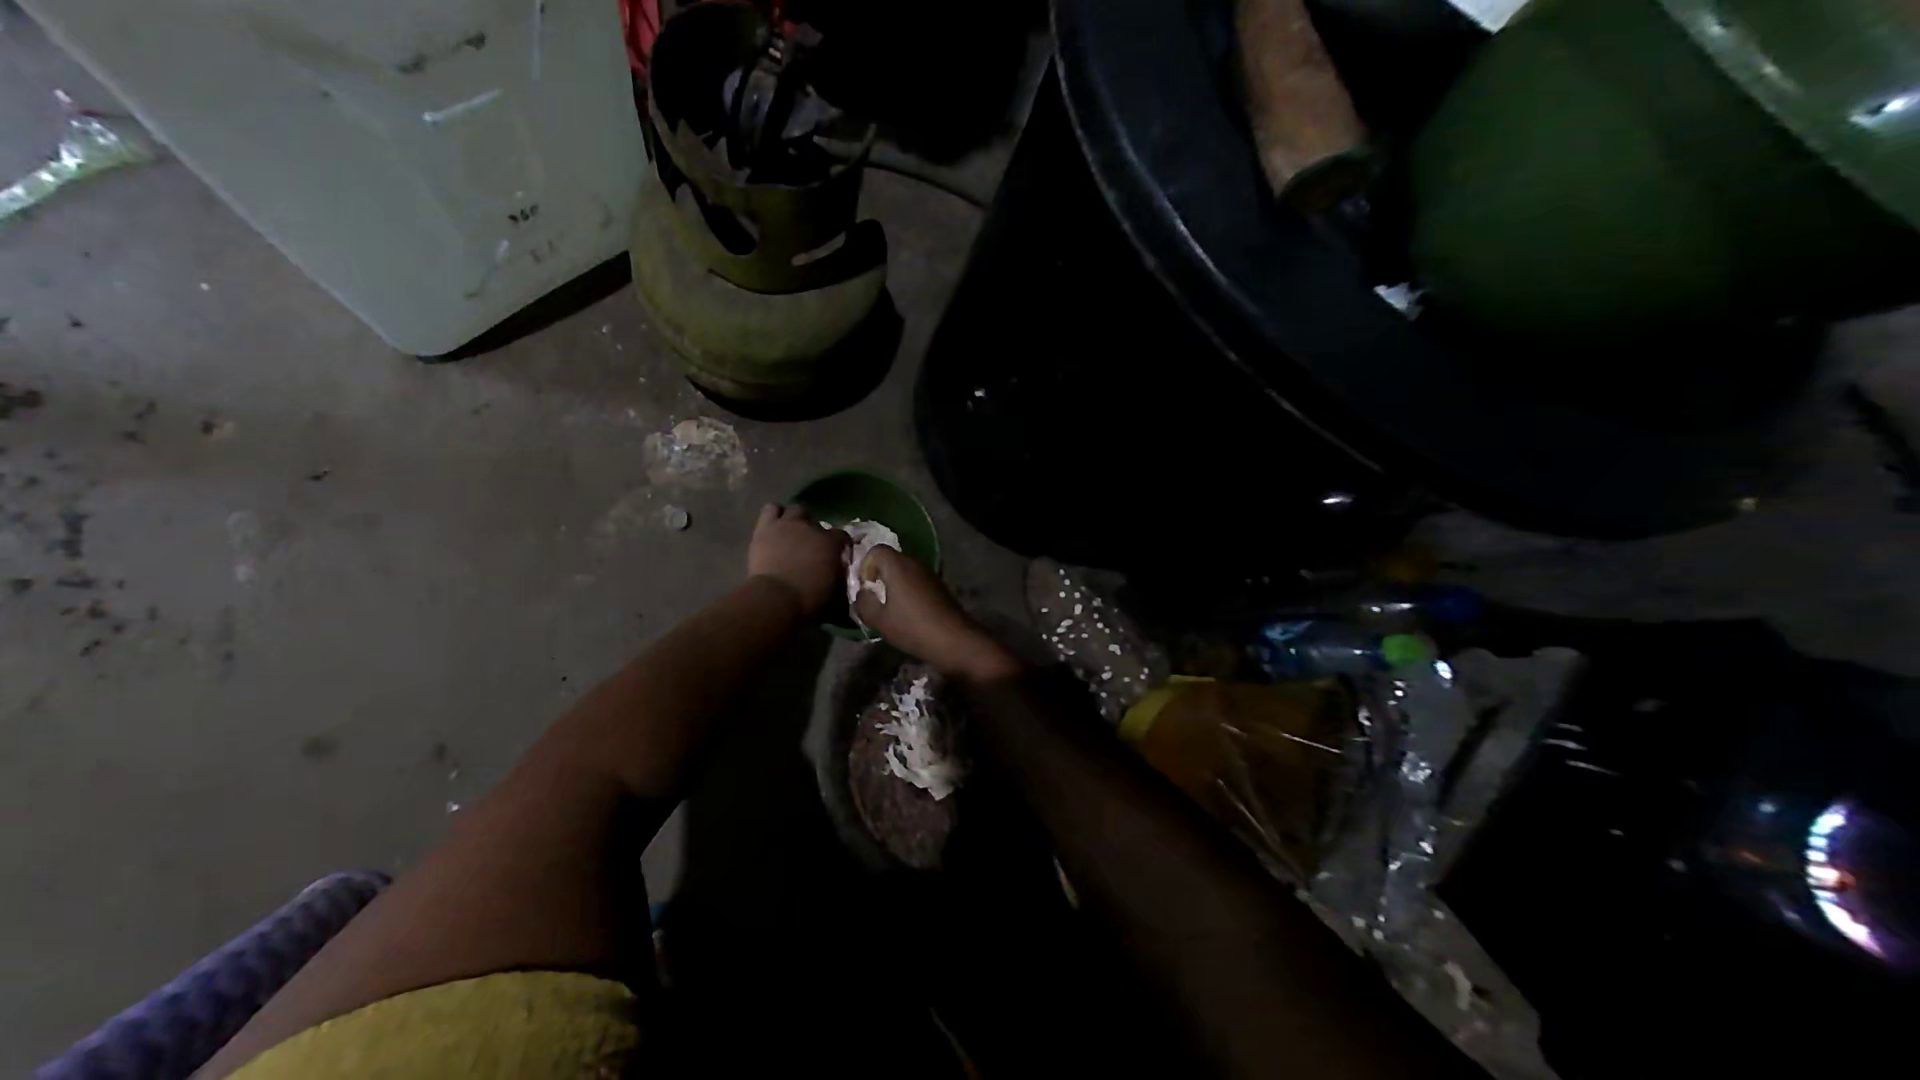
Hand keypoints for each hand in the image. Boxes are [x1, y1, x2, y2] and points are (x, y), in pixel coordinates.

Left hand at [748, 504, 847, 614]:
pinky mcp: (765, 528)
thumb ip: (842, 585)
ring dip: (795, 519)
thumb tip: (848, 592)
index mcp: (832, 543)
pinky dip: (774, 515)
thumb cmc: (810, 600)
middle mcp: (812, 528)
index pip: (842, 536)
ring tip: (792, 532)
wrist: (778, 598)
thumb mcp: (836, 596)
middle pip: (817, 520)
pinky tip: (774, 527)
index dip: (840, 545)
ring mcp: (788, 525)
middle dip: (815, 530)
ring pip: (795, 510)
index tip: (837, 555)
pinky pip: (771, 509)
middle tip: (810, 544)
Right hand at [854, 547, 1020, 681]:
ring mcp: (929, 574)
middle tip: (874, 598)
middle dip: (879, 575)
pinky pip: (916, 581)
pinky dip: (908, 591)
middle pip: (891, 559)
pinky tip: (907, 613)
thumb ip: (863, 602)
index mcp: (898, 565)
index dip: (866, 566)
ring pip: (904, 571)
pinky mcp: (939, 586)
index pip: (876, 550)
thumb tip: (862, 593)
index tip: (866, 587)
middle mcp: (914, 563)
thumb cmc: (912, 627)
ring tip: (889, 608)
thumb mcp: (878, 619)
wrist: (953, 639)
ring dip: (894, 584)